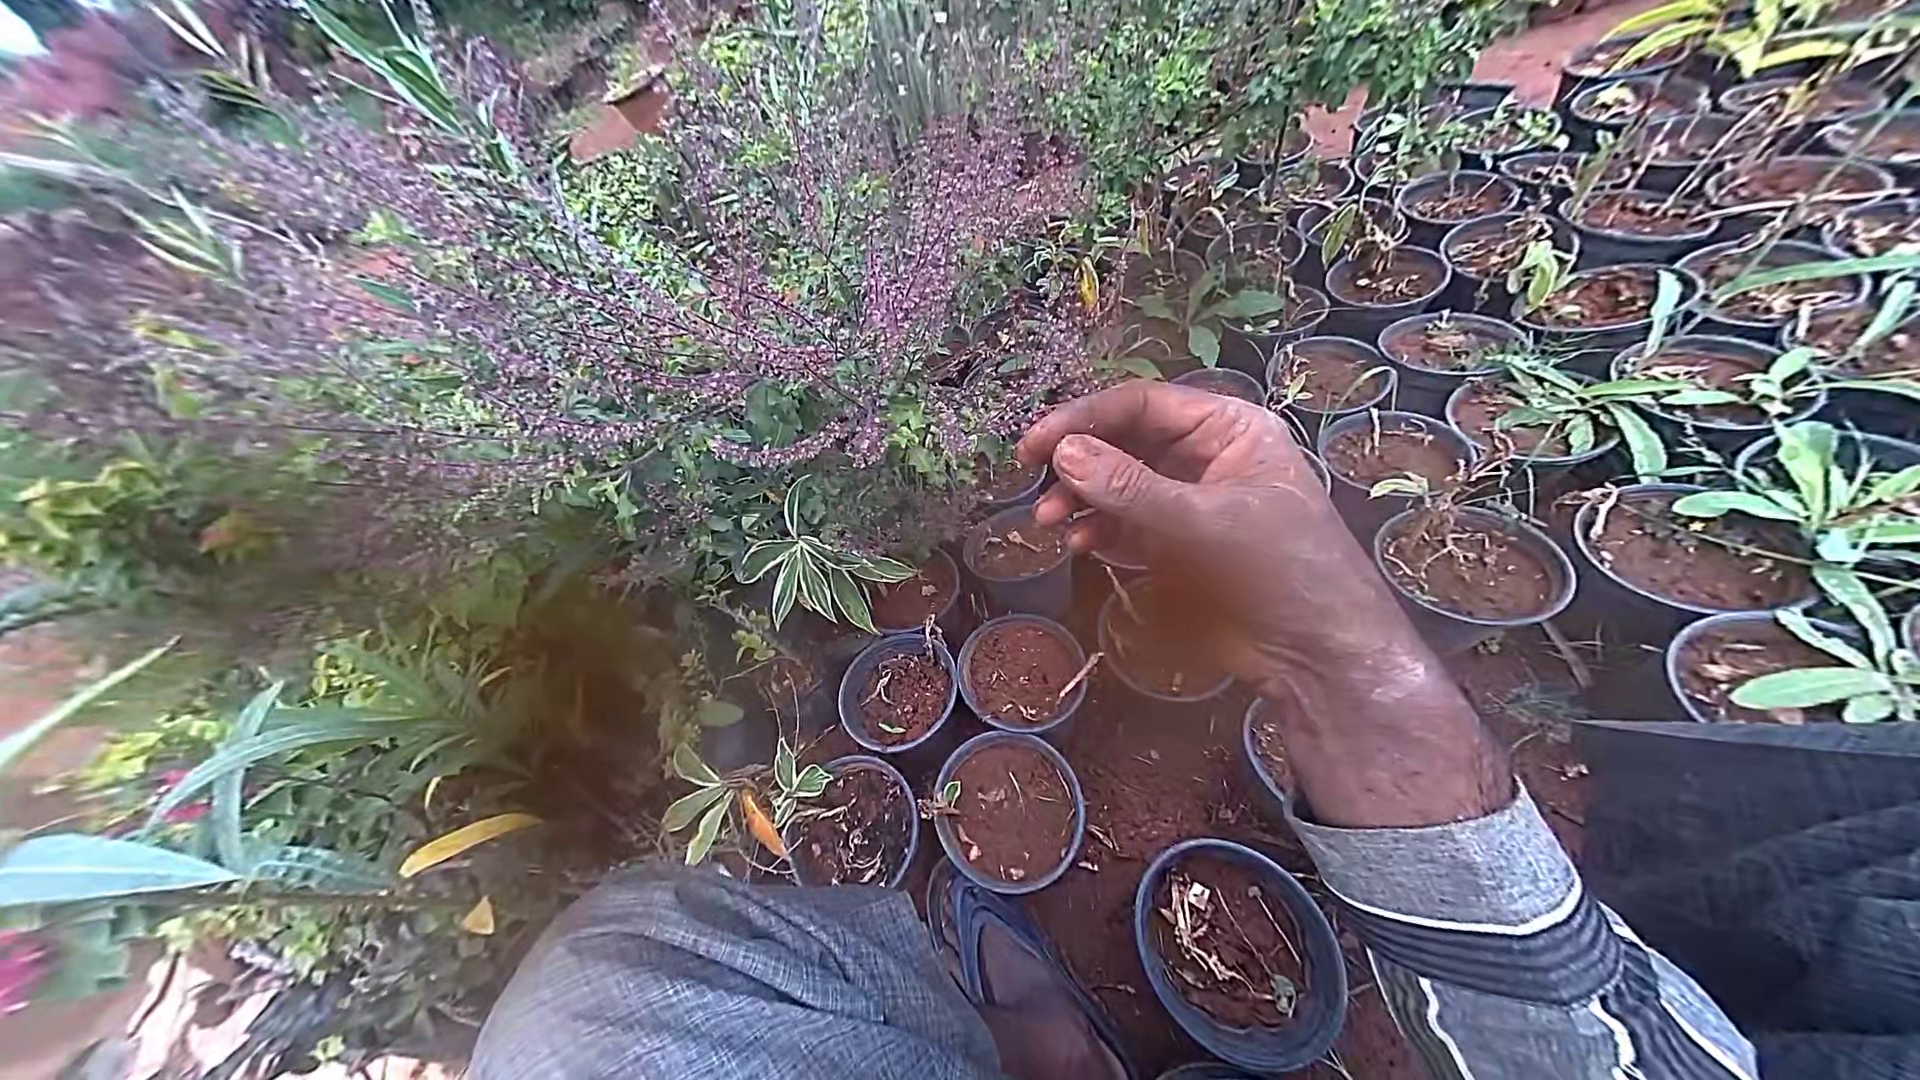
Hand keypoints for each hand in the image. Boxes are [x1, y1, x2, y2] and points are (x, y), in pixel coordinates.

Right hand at [1017, 380, 1507, 826]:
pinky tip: (1081, 543)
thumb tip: (1062, 452)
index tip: (1034, 445)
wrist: (1317, 657)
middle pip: (1123, 442)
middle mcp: (1202, 456)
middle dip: (1078, 461)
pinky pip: (1124, 524)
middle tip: (1032, 481)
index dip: (1083, 418)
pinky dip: (1099, 531)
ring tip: (1049, 521)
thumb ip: (1130, 489)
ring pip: (1117, 484)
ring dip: (1081, 499)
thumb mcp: (1204, 522)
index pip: (1141, 405)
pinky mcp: (1173, 541)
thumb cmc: (1280, 571)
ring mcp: (1185, 500)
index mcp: (1225, 428)